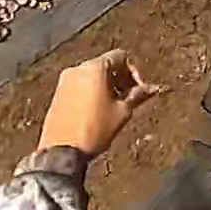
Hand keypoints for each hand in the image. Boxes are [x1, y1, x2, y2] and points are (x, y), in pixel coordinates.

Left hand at [39, 49, 163, 156]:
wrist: (61, 152)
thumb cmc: (95, 130)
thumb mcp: (122, 112)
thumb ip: (137, 95)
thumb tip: (152, 88)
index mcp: (94, 68)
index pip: (120, 57)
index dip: (134, 72)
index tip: (138, 91)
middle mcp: (77, 69)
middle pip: (106, 65)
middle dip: (121, 80)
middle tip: (129, 99)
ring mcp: (65, 81)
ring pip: (92, 75)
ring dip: (107, 86)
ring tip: (114, 108)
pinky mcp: (58, 94)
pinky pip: (80, 85)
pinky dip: (92, 92)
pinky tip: (97, 112)